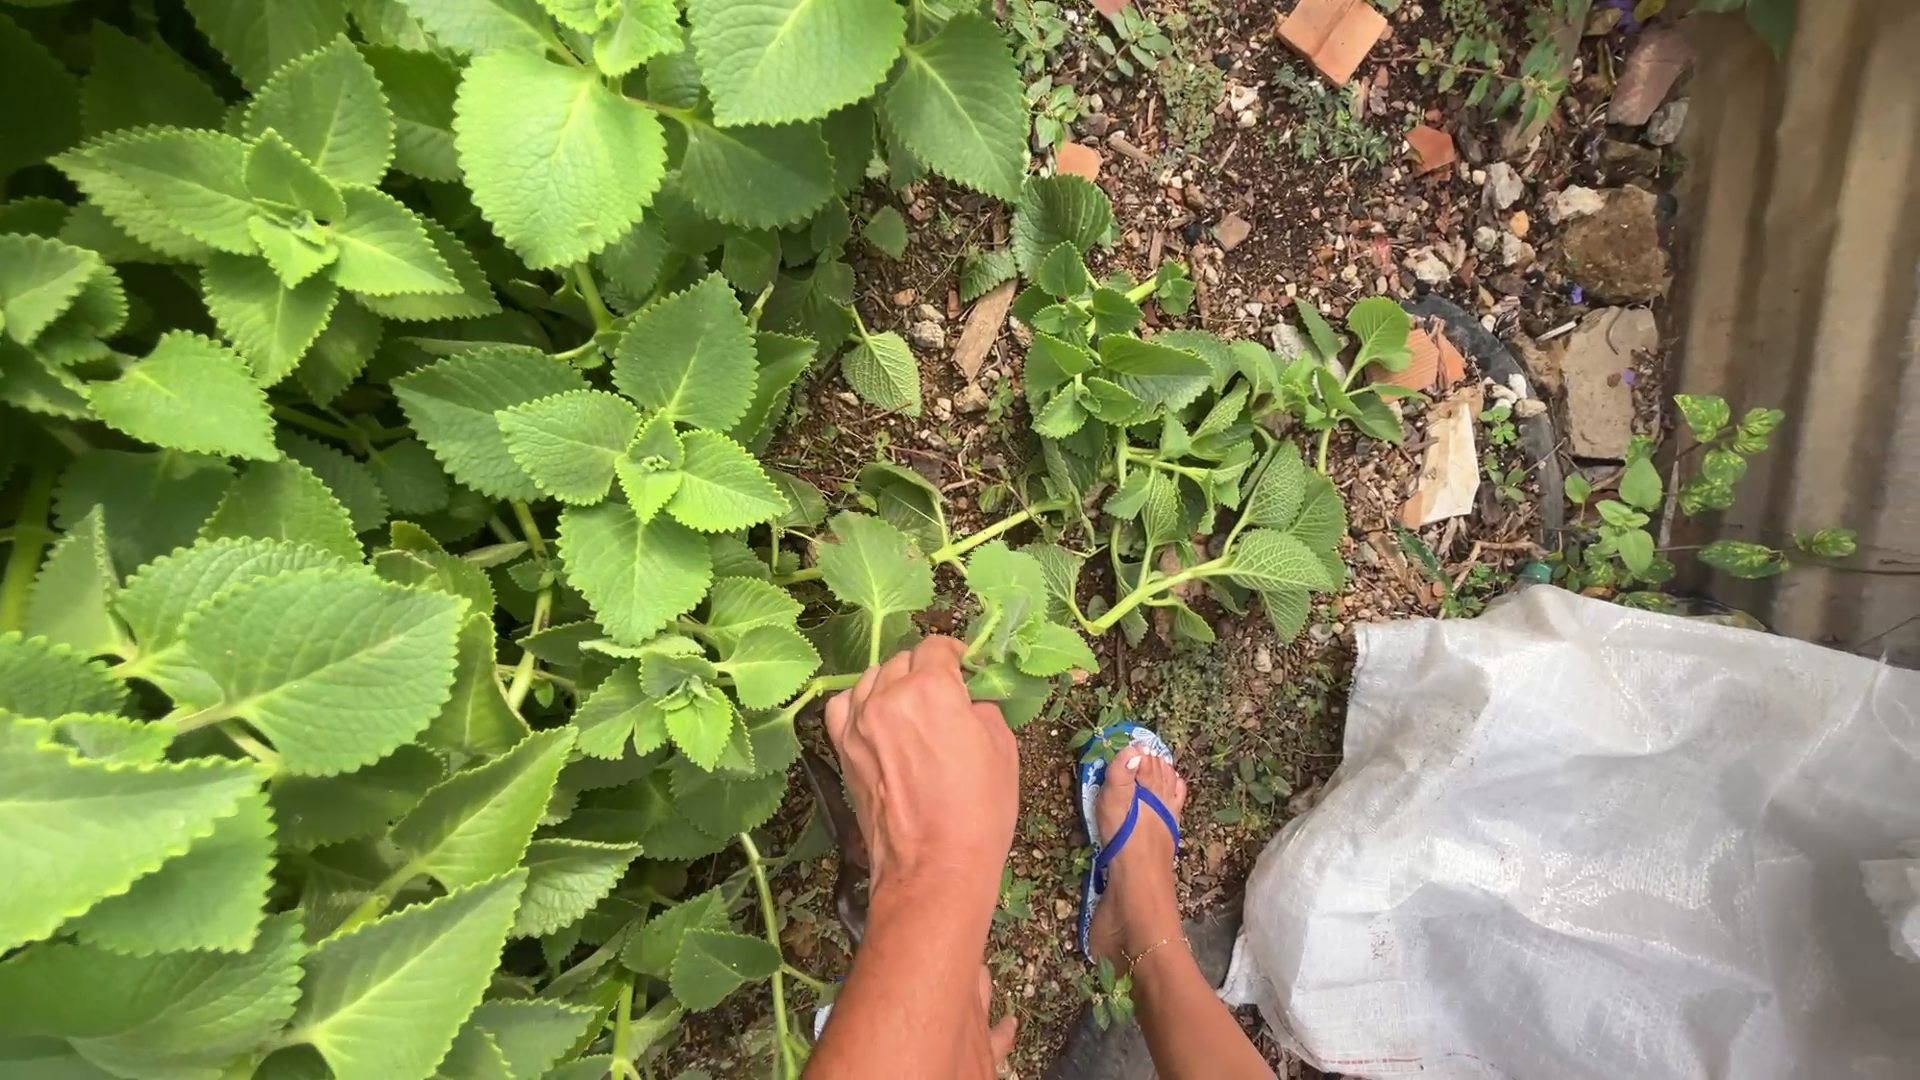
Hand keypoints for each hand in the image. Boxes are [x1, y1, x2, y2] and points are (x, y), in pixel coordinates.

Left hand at [824, 636, 1018, 902]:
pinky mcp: (842, 748)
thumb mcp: (1002, 747)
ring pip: (872, 677)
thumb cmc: (978, 810)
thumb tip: (967, 702)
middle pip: (903, 660)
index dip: (955, 654)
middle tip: (944, 695)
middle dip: (926, 670)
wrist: (933, 868)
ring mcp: (859, 721)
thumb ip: (981, 708)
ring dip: (893, 683)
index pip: (936, 647)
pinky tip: (876, 717)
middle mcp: (889, 694)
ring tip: (910, 707)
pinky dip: (860, 702)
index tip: (965, 669)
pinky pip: (843, 705)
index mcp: (931, 687)